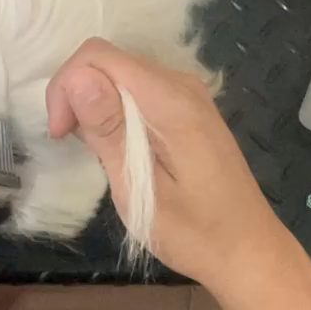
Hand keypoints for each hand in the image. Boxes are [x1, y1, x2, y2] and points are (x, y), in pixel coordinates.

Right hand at [45, 38, 282, 287]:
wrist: (250, 254)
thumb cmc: (195, 233)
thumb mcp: (141, 189)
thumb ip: (109, 130)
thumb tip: (78, 77)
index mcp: (170, 100)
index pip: (99, 56)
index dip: (67, 86)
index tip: (60, 134)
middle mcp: (179, 85)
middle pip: (107, 60)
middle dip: (75, 94)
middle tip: (70, 145)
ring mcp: (186, 95)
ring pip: (118, 74)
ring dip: (91, 104)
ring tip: (94, 152)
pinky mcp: (185, 109)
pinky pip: (134, 91)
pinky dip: (111, 111)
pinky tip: (115, 148)